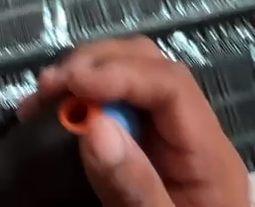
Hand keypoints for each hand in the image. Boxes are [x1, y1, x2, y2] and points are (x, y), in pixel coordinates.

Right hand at [21, 38, 249, 206]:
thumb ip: (135, 189)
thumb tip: (94, 125)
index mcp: (211, 155)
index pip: (171, 86)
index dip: (121, 74)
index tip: (72, 84)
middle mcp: (193, 131)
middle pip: (151, 65)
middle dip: (98, 64)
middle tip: (50, 86)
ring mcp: (170, 136)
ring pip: (132, 72)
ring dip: (85, 75)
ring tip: (44, 96)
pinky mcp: (148, 145)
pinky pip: (117, 102)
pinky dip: (84, 96)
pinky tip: (54, 110)